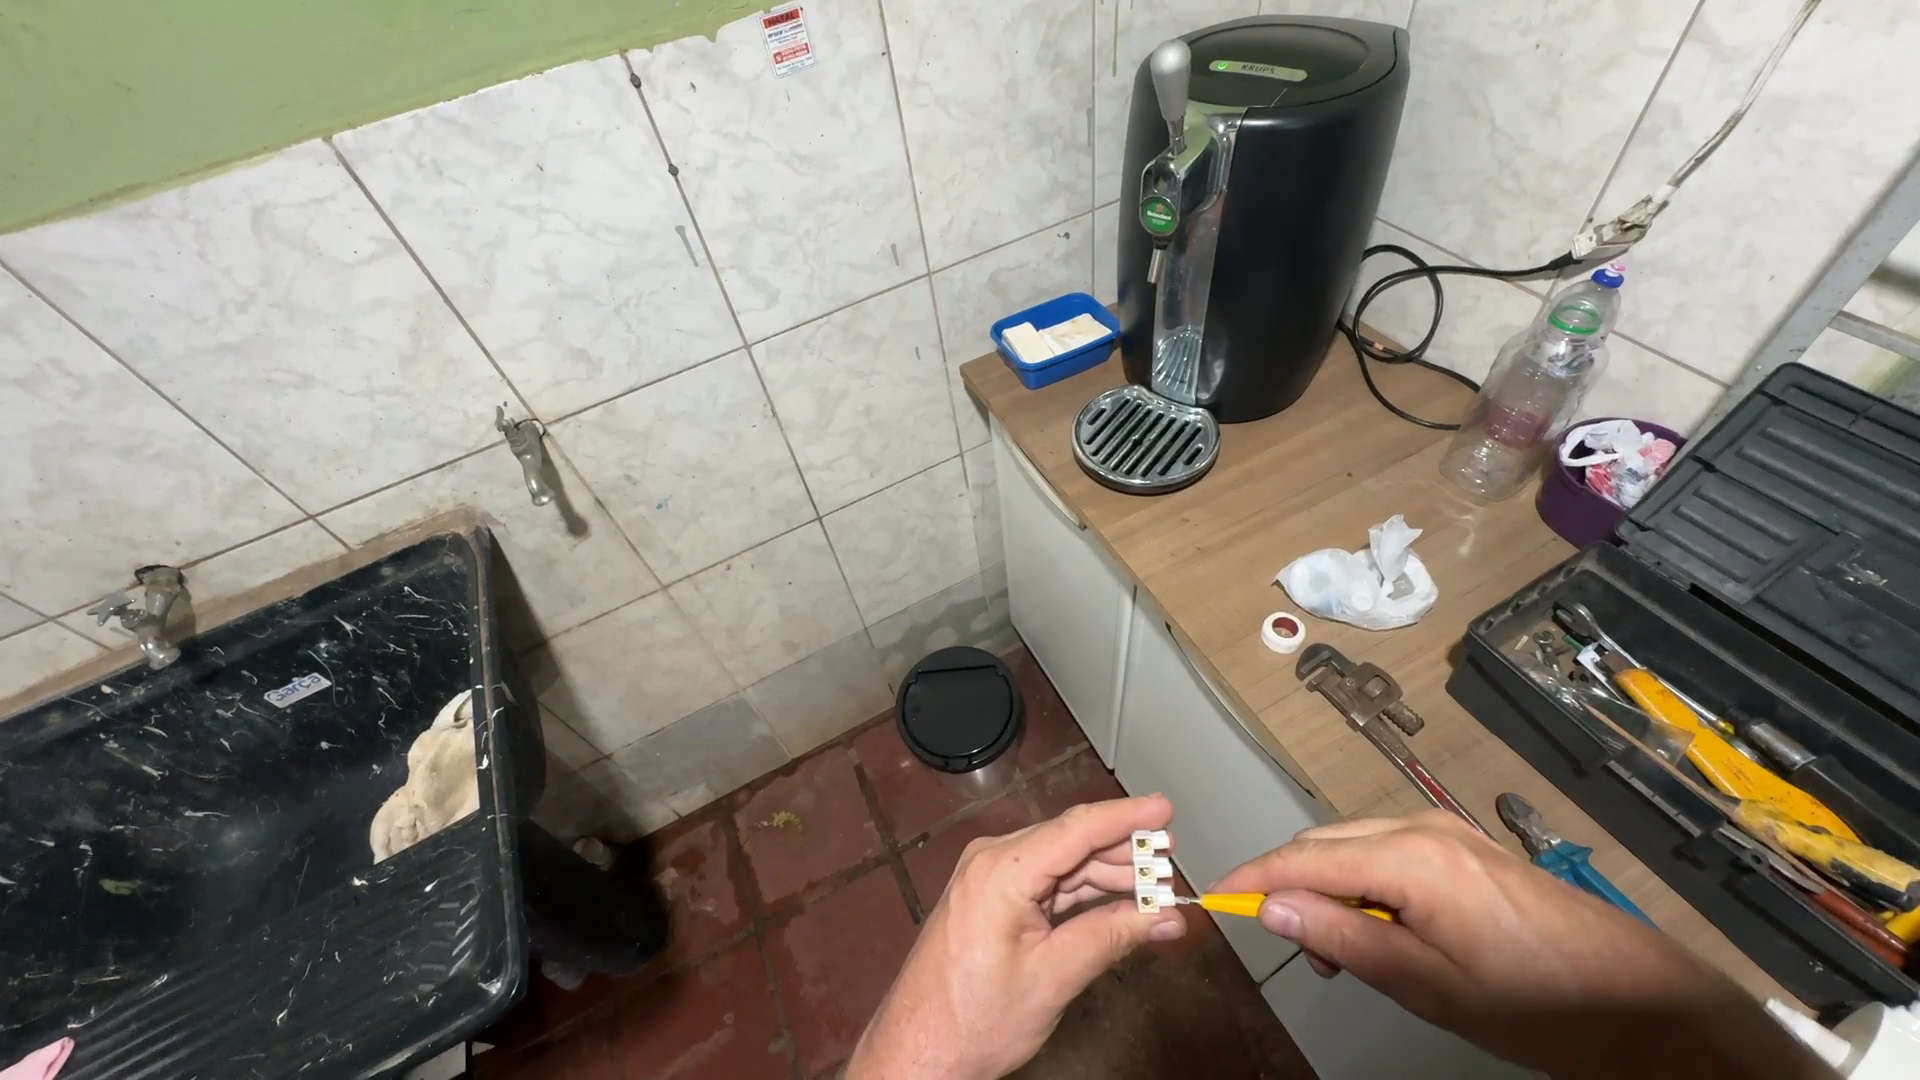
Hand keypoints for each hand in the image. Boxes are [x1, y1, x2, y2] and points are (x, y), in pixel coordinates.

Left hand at [848, 796, 1186, 1079]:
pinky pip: (1047, 881)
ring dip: (1108, 871)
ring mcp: (990, 876)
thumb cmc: (972, 1018)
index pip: (1075, 828)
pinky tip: (1118, 899)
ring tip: (1155, 880)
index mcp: (1001, 869)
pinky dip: (1083, 890)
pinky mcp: (993, 896)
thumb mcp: (1053, 977)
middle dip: (1124, 847)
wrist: (919, 1049)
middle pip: (1071, 841)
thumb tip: (1164, 917)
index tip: (1164, 808)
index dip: (1125, 816)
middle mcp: (992, 860)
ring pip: (1062, 861)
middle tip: (1170, 853)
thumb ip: (1112, 938)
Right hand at [1215, 811, 1831, 1079]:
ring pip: (1350, 845)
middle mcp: (1418, 827)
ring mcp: (1443, 831)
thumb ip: (1340, 936)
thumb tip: (1270, 908)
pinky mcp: (1460, 846)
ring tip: (1336, 947)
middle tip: (1288, 943)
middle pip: (1322, 842)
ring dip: (1325, 885)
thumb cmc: (1536, 1003)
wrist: (1650, 1005)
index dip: (1253, 877)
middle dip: (1288, 884)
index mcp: (1410, 857)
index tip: (1214, 900)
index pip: (1304, 859)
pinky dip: (1360, 882)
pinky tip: (1375, 925)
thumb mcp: (1426, 984)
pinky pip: (1384, 851)